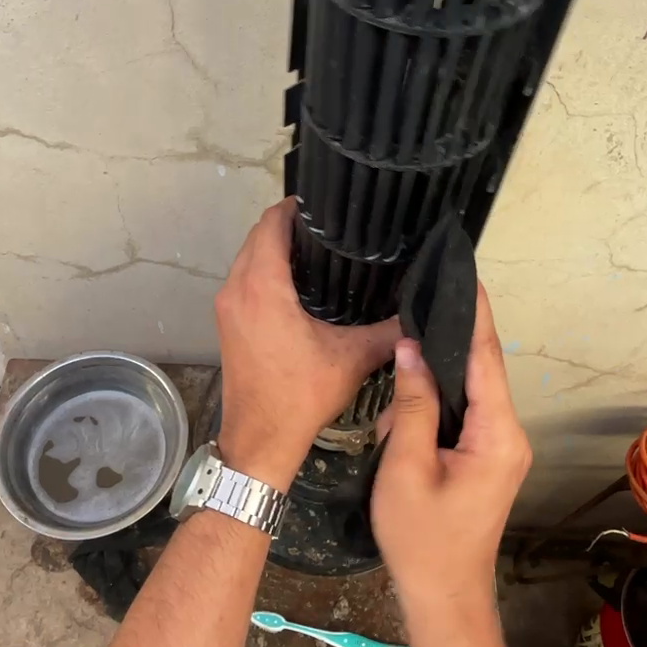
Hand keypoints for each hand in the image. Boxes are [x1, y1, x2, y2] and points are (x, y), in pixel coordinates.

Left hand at [214, 198, 399, 487]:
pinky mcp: (227, 323)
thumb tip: (419, 309)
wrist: (261, 440)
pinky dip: (265, 271)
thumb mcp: (352, 357)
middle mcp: (236, 289)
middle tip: (331, 229)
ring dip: (276, 249)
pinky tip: (298, 284)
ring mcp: (227, 307)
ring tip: (319, 251)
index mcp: (262, 286)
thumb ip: (388, 329)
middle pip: (259, 237)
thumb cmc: (301, 395)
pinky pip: (245, 280)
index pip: (272, 223)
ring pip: (248, 258)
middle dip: (290, 226)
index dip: (298, 208)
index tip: (329, 206)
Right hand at [372, 282, 530, 622]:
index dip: (475, 314)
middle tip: (409, 315)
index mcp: (498, 433)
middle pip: (476, 371)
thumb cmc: (422, 539)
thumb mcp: (407, 467)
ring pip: (462, 396)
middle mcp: (508, 434)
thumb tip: (411, 349)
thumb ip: (413, 405)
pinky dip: (429, 416)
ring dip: (426, 394)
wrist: (444, 598)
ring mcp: (498, 448)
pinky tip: (400, 432)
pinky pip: (458, 419)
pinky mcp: (483, 459)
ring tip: (393, 411)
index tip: (465, 274)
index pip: (486, 357)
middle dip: (440, 349)